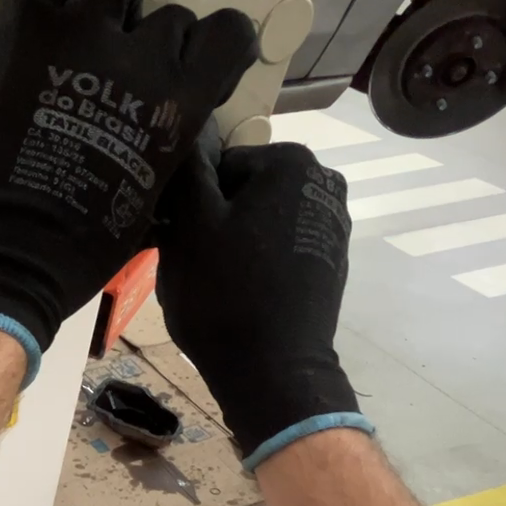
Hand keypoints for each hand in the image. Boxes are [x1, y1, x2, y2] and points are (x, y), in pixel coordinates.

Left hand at [0, 0, 256, 387]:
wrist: (0, 260)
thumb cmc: (74, 254)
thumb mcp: (143, 204)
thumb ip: (159, 147)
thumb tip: (161, 129)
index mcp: (174, 104)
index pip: (223, 32)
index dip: (211, 48)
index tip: (192, 64)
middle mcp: (134, 58)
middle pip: (162, 11)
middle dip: (148, 37)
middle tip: (119, 63)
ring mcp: (73, 38)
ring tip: (76, 24)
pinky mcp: (16, 39)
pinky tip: (36, 18)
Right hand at [154, 139, 372, 468]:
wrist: (272, 369)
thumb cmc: (224, 295)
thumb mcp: (189, 229)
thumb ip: (186, 174)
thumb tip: (184, 136)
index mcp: (289, 162)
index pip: (217, 165)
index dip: (188, 203)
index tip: (174, 238)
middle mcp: (322, 181)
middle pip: (241, 193)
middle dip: (211, 224)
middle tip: (188, 266)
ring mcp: (331, 223)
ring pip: (257, 223)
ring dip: (229, 246)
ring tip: (210, 286)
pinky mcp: (329, 262)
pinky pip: (276, 250)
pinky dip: (253, 266)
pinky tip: (237, 298)